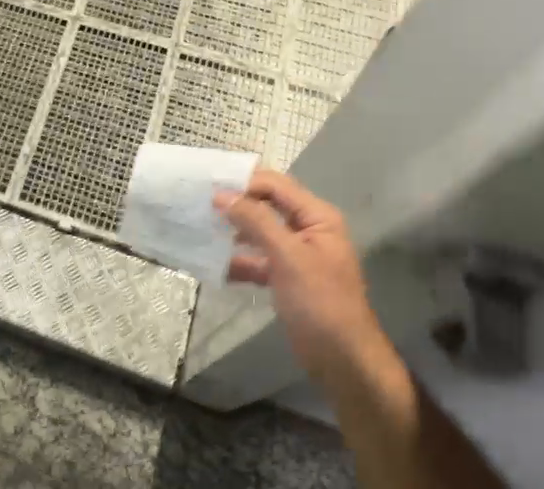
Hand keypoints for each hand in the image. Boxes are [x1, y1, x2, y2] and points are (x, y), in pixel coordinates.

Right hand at [216, 170, 383, 378]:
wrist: (342, 360)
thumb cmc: (320, 302)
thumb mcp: (288, 256)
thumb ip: (256, 221)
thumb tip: (221, 194)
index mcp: (317, 217)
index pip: (275, 185)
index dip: (244, 183)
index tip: (209, 189)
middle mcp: (308, 229)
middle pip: (267, 205)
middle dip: (236, 204)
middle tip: (200, 205)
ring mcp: (296, 254)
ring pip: (260, 232)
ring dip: (234, 231)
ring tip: (201, 230)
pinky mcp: (286, 278)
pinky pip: (258, 260)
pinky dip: (239, 261)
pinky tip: (213, 266)